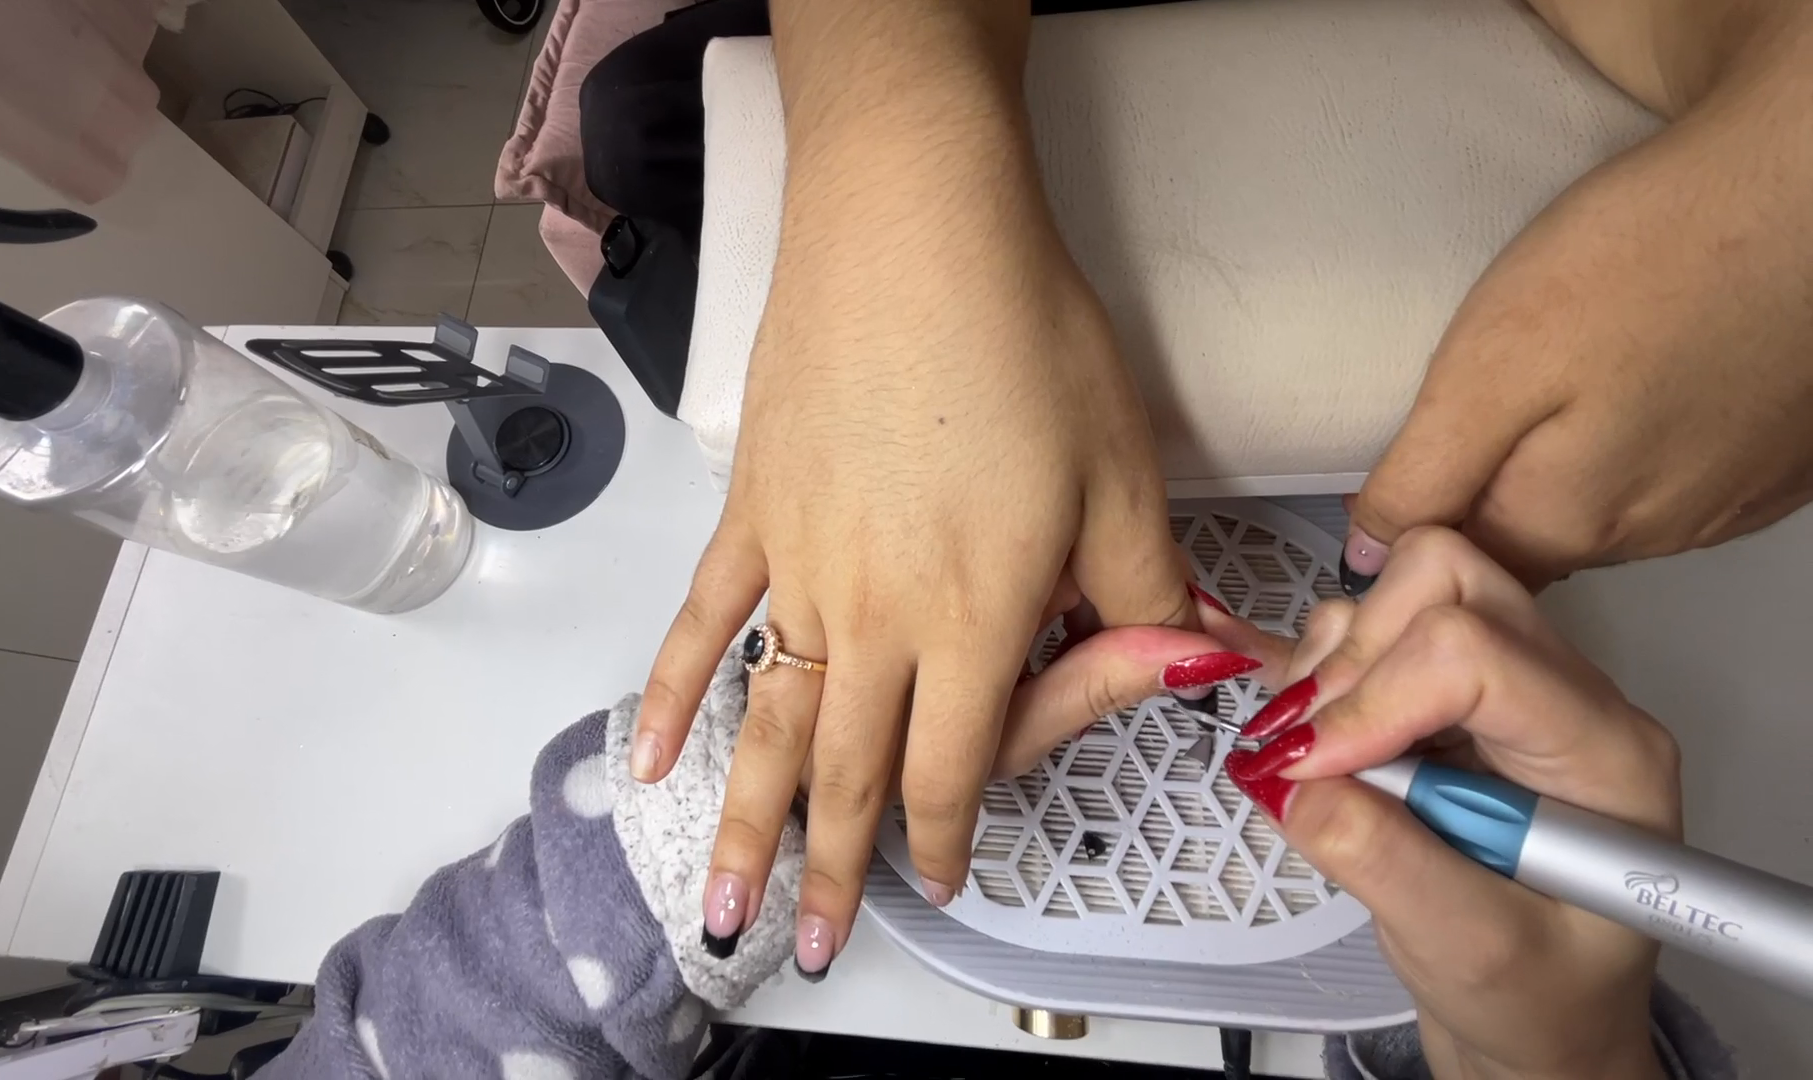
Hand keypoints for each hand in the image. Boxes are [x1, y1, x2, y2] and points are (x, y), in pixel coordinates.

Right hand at [632, 1, 1201, 976]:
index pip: (962, 765)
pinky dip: (674, 695)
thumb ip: (1148, 587)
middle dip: (843, 867)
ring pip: (774, 721)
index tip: (943, 875)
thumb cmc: (1026, 343)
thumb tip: (1204, 658)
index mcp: (976, 615)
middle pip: (856, 769)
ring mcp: (799, 570)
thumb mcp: (1120, 469)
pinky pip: (705, 621)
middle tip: (815, 943)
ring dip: (749, 820)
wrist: (910, 234)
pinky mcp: (750, 517)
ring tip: (723, 905)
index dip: (954, 833)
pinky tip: (646, 759)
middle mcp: (877, 616)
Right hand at [1217, 528, 1677, 1079]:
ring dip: (1323, 661)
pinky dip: (1293, 652)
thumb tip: (1279, 775)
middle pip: (1442, 580)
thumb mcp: (1469, 948)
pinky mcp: (1420, 682)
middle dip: (1349, 657)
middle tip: (1307, 740)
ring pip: (1388, 590)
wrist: (1530, 998)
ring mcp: (1485, 674)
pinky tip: (1252, 676)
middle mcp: (1550, 686)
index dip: (1371, 698)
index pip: (1473, 652)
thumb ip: (1376, 857)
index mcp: (1596, 746)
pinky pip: (1351, 627)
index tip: (1308, 765)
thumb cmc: (1530, 987)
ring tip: (1305, 743)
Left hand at [1342, 7, 1812, 590]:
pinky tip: (1624, 388)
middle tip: (1476, 408)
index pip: (1459, 560)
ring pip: (1590, 513)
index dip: (1417, 518)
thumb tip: (1364, 555)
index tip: (1412, 457)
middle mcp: (1658, 537)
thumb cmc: (1632, 268)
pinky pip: (1659, 480)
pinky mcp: (1778, 461)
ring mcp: (1729, 502)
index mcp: (1570, 526)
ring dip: (1552, 471)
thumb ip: (1420, 481)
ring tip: (1550, 390)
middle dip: (1480, 493)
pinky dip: (1624, 448)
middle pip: (1523, 540)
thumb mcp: (1479, 380)